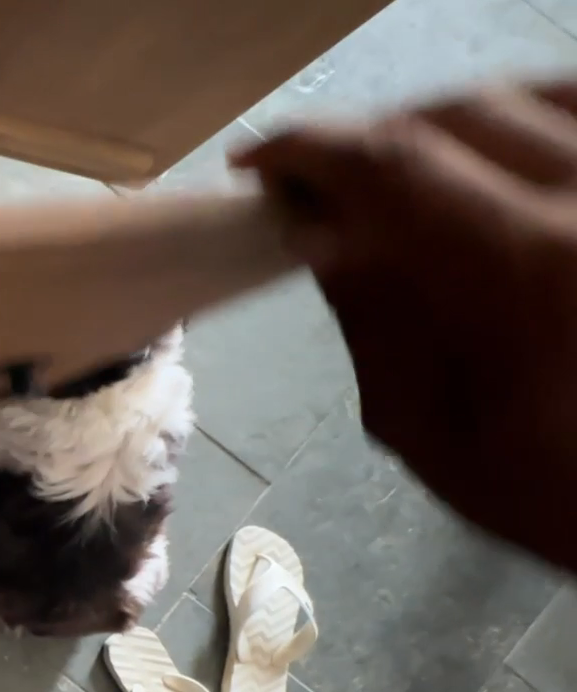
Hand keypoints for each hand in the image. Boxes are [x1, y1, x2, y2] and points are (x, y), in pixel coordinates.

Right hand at [232, 83, 576, 569]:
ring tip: (392, 173)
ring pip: (538, 93)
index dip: (307, 151)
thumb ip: (373, 316)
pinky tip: (488, 161)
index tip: (253, 166)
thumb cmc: (551, 488)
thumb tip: (318, 236)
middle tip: (311, 185)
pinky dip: (527, 120)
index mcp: (522, 274)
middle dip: (365, 140)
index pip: (390, 164)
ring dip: (443, 125)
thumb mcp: (420, 422)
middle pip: (459, 115)